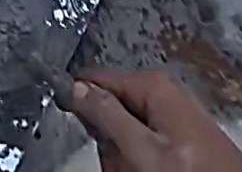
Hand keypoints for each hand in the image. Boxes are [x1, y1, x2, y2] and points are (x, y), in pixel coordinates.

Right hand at [61, 69, 241, 171]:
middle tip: (122, 166)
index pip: (98, 78)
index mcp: (151, 84)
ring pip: (125, 132)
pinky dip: (141, 163)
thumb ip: (109, 117)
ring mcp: (169, 113)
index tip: (64, 118)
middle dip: (109, 141)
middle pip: (111, 109)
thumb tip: (75, 85)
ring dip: (124, 158)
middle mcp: (159, 90)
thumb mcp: (145, 152)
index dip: (79, 96)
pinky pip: (144, 144)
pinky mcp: (177, 135)